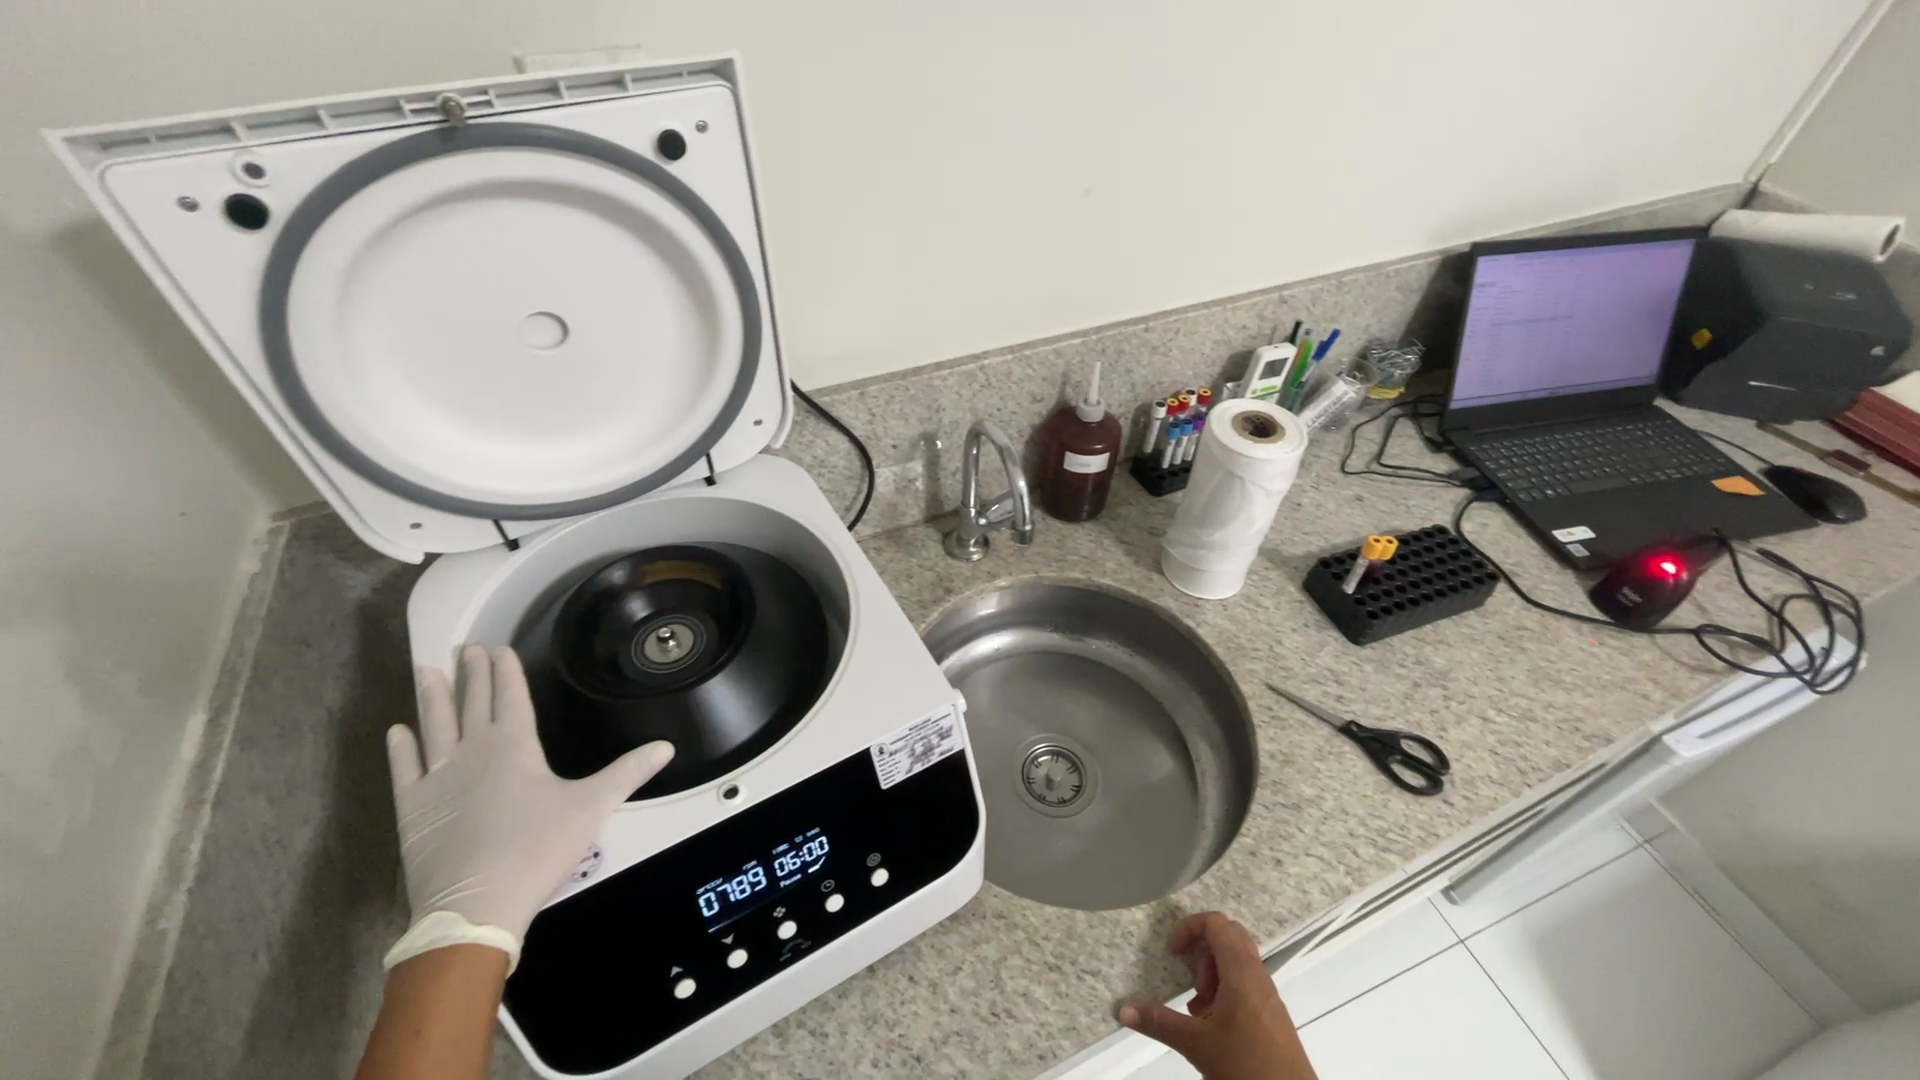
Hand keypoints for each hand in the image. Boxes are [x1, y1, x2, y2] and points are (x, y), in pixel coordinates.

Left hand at [386, 645, 673, 948]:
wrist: (476, 905)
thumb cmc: (537, 850)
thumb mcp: (593, 807)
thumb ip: (628, 772)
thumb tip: (666, 746)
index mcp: (515, 747)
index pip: (512, 698)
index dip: (506, 672)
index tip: (499, 648)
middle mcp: (474, 753)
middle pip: (473, 704)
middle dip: (472, 674)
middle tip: (466, 648)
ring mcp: (437, 779)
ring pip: (434, 726)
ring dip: (432, 698)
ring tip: (427, 670)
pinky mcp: (411, 808)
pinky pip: (403, 769)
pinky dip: (400, 748)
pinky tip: (396, 731)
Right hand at [1118, 912, 1317, 1079]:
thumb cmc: (1245, 1068)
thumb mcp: (1196, 1044)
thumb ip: (1158, 1023)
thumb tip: (1121, 1010)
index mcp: (1241, 973)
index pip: (1217, 924)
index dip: (1190, 928)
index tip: (1172, 952)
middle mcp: (1257, 976)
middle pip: (1229, 936)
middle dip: (1202, 950)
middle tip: (1190, 981)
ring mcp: (1267, 994)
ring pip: (1237, 961)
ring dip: (1212, 974)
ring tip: (1199, 1010)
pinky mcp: (1270, 1013)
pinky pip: (1244, 982)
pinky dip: (1224, 991)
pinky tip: (1213, 1025)